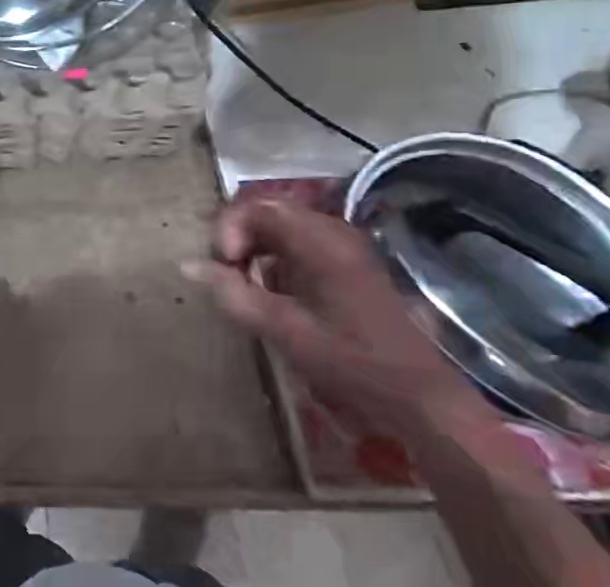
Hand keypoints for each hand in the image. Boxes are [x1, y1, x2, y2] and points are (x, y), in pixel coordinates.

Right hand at [186, 195, 492, 439]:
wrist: (421, 400)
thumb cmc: (353, 363)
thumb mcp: (285, 332)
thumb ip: (233, 295)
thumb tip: (187, 266)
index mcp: (320, 242)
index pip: (258, 208)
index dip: (228, 228)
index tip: (223, 266)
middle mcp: (333, 234)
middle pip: (269, 212)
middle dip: (237, 237)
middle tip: (224, 273)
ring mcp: (343, 249)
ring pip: (281, 229)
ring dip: (254, 248)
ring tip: (242, 285)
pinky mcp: (346, 268)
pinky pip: (297, 246)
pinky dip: (273, 260)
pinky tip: (271, 295)